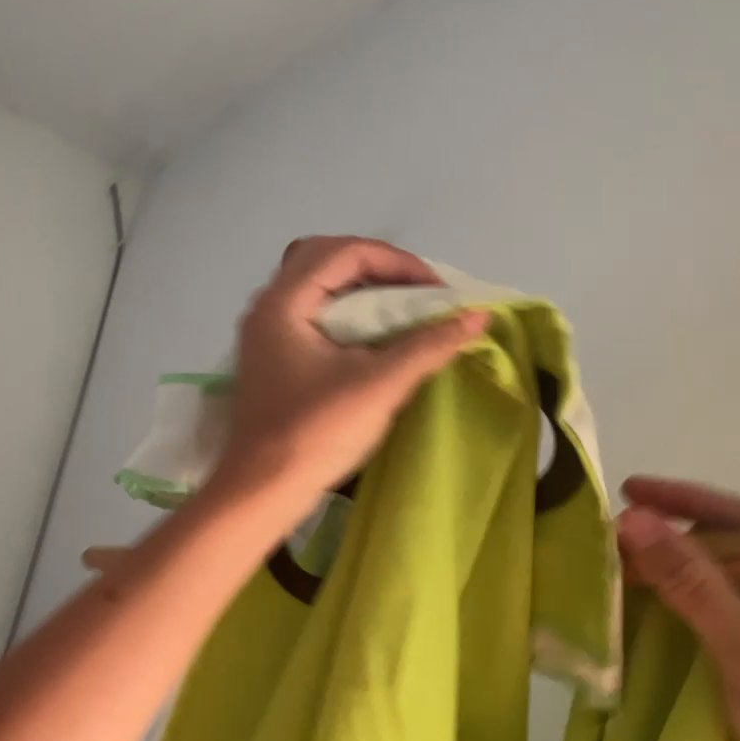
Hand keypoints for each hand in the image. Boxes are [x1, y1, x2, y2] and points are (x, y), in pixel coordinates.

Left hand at [214, 236, 486, 503]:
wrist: (262, 487)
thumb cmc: (316, 433)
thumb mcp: (378, 386)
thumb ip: (428, 345)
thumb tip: (478, 314)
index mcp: (282, 303)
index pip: (343, 253)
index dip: (397, 262)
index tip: (438, 290)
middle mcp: (266, 306)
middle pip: (324, 258)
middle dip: (377, 266)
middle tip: (418, 291)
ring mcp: (264, 331)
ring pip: (314, 283)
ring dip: (359, 287)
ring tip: (401, 309)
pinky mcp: (270, 354)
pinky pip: (309, 310)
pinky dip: (343, 310)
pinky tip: (371, 335)